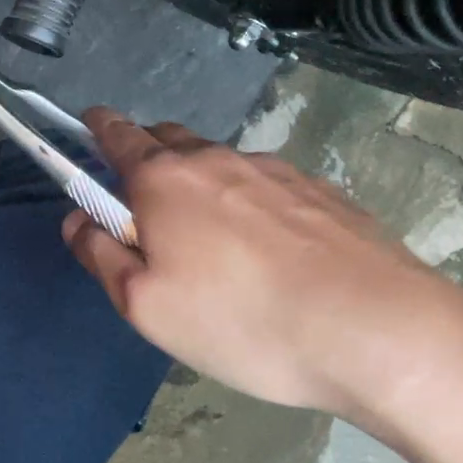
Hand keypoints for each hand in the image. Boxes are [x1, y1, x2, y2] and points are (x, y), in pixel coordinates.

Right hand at [63, 108, 462, 420]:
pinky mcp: (326, 194)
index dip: (97, 126)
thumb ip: (98, 254)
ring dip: (201, 183)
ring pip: (220, 163)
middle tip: (145, 202)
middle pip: (167, 138)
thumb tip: (77, 219)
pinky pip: (268, 186)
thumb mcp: (144, 305)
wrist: (385, 336)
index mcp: (162, 178)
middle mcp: (215, 159)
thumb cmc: (243, 320)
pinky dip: (252, 203)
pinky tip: (271, 253)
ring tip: (215, 240)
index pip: (116, 132)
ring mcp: (276, 172)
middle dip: (146, 154)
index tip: (89, 127)